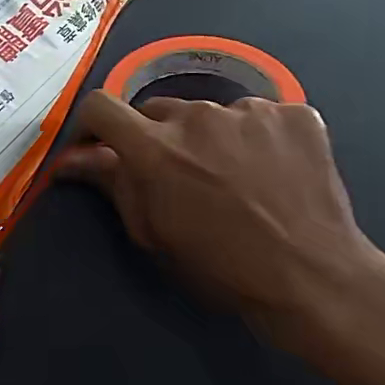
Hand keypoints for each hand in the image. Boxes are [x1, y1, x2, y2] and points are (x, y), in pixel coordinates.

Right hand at [57, 92, 384, 318]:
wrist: (312, 277)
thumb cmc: (220, 266)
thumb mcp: (153, 233)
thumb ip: (113, 184)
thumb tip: (71, 160)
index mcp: (154, 149)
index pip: (101, 106)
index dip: (93, 124)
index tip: (99, 145)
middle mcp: (198, 116)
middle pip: (158, 111)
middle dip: (156, 138)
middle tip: (178, 177)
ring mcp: (251, 110)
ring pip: (210, 114)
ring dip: (209, 138)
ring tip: (235, 178)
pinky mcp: (296, 113)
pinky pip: (258, 116)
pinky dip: (255, 138)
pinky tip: (270, 171)